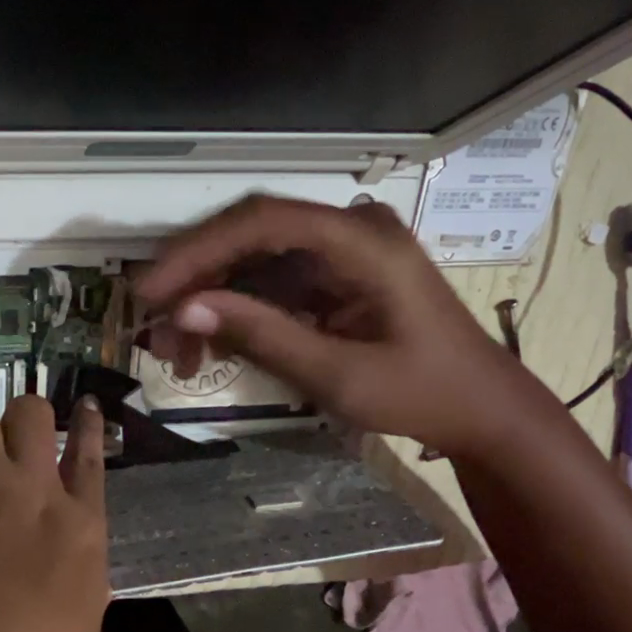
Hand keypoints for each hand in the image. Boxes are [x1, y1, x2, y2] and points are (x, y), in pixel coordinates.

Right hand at [135, 195, 559, 458]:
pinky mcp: (333, 278)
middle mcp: (349, 231)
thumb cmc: (421, 393)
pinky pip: (269, 285)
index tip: (150, 292)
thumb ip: (263, 335)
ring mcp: (341, 253)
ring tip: (176, 355)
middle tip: (153, 331)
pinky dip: (234, 315)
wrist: (480, 410)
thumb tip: (186, 310)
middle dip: (195, 282)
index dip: (197, 252)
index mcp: (362, 241)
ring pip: (252, 263)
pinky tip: (207, 349)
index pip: (262, 221)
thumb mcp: (337, 373)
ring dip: (208, 303)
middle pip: (249, 236)